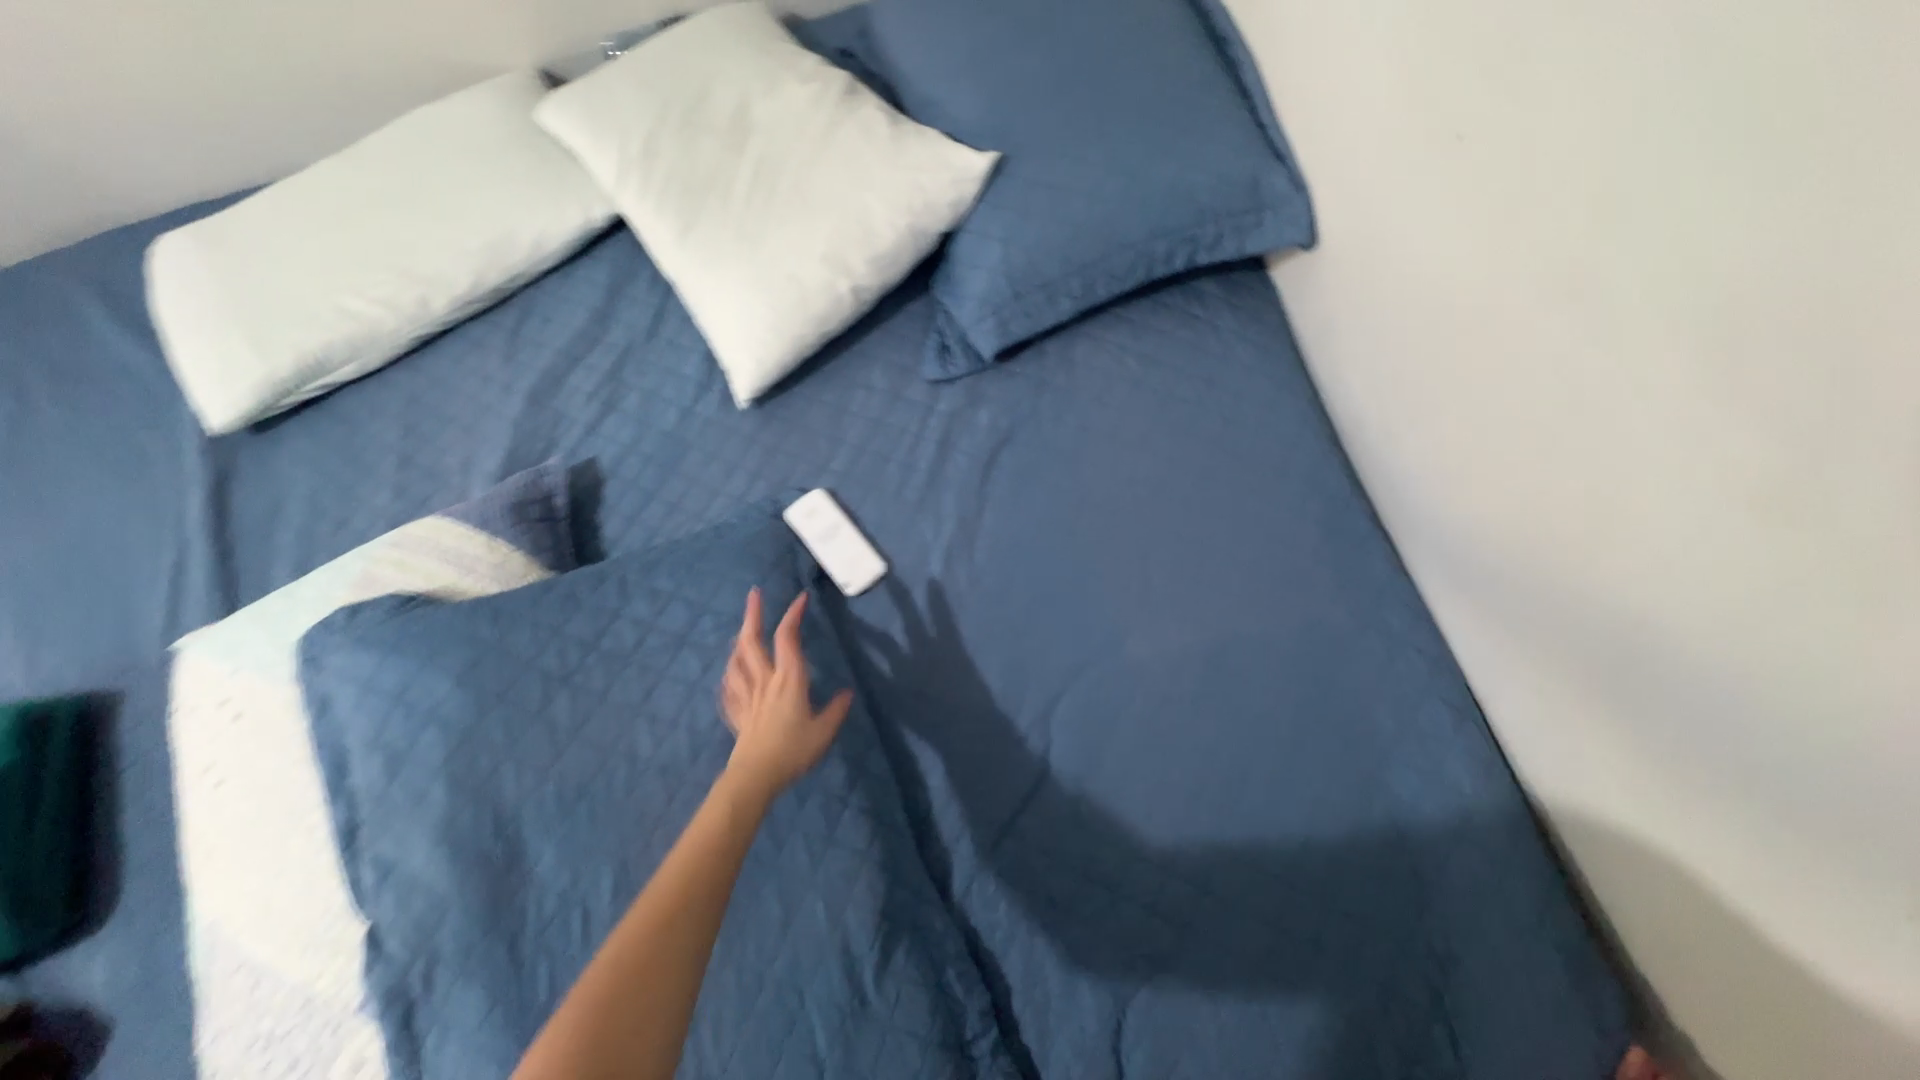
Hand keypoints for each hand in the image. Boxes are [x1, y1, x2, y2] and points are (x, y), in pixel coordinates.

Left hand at [719, 588, 852, 799]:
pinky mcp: (738, 714)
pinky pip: (730, 690)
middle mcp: (765, 682)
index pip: (788, 640)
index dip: (793, 616)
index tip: (800, 599)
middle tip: (753, 595)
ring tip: (741, 633)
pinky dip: (729, 678)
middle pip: (753, 642)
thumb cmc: (793, 751)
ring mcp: (747, 697)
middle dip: (753, 615)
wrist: (756, 775)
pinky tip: (729, 676)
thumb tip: (848, 693)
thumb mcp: (824, 732)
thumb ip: (836, 711)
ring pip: (737, 662)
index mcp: (789, 681)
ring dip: (739, 643)